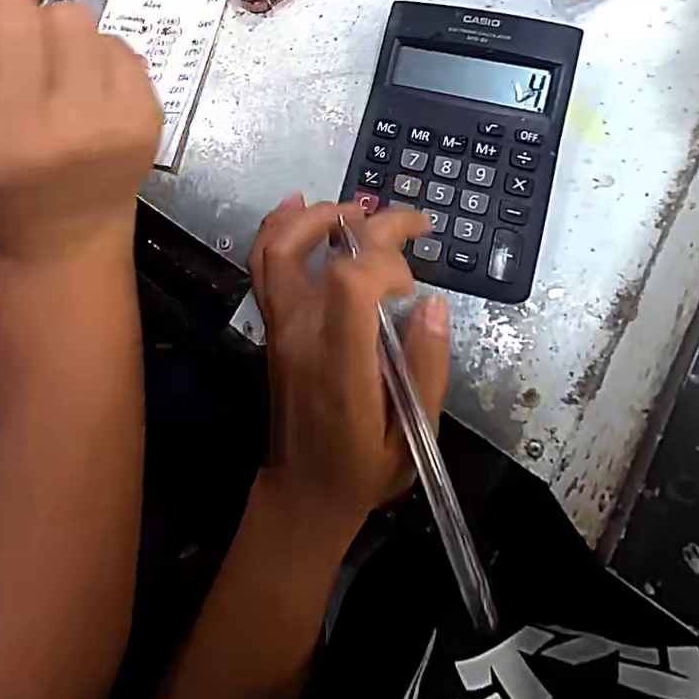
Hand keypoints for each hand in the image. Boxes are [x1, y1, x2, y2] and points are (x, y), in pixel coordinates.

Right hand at [0, 0, 160, 258]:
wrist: (63, 235)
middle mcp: (21, 134)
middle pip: (4, 1)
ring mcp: (94, 127)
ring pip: (66, 12)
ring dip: (48, 33)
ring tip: (43, 78)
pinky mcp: (144, 119)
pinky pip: (114, 40)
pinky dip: (95, 56)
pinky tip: (84, 94)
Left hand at [248, 197, 451, 527]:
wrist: (305, 490)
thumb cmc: (364, 467)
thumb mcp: (415, 435)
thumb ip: (427, 367)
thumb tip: (433, 303)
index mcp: (339, 365)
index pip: (348, 283)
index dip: (384, 260)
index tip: (413, 279)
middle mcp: (301, 336)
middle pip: (312, 253)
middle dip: (363, 224)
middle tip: (405, 221)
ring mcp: (281, 327)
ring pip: (276, 250)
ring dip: (314, 216)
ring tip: (355, 208)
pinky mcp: (274, 326)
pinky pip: (265, 266)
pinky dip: (279, 228)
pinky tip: (300, 208)